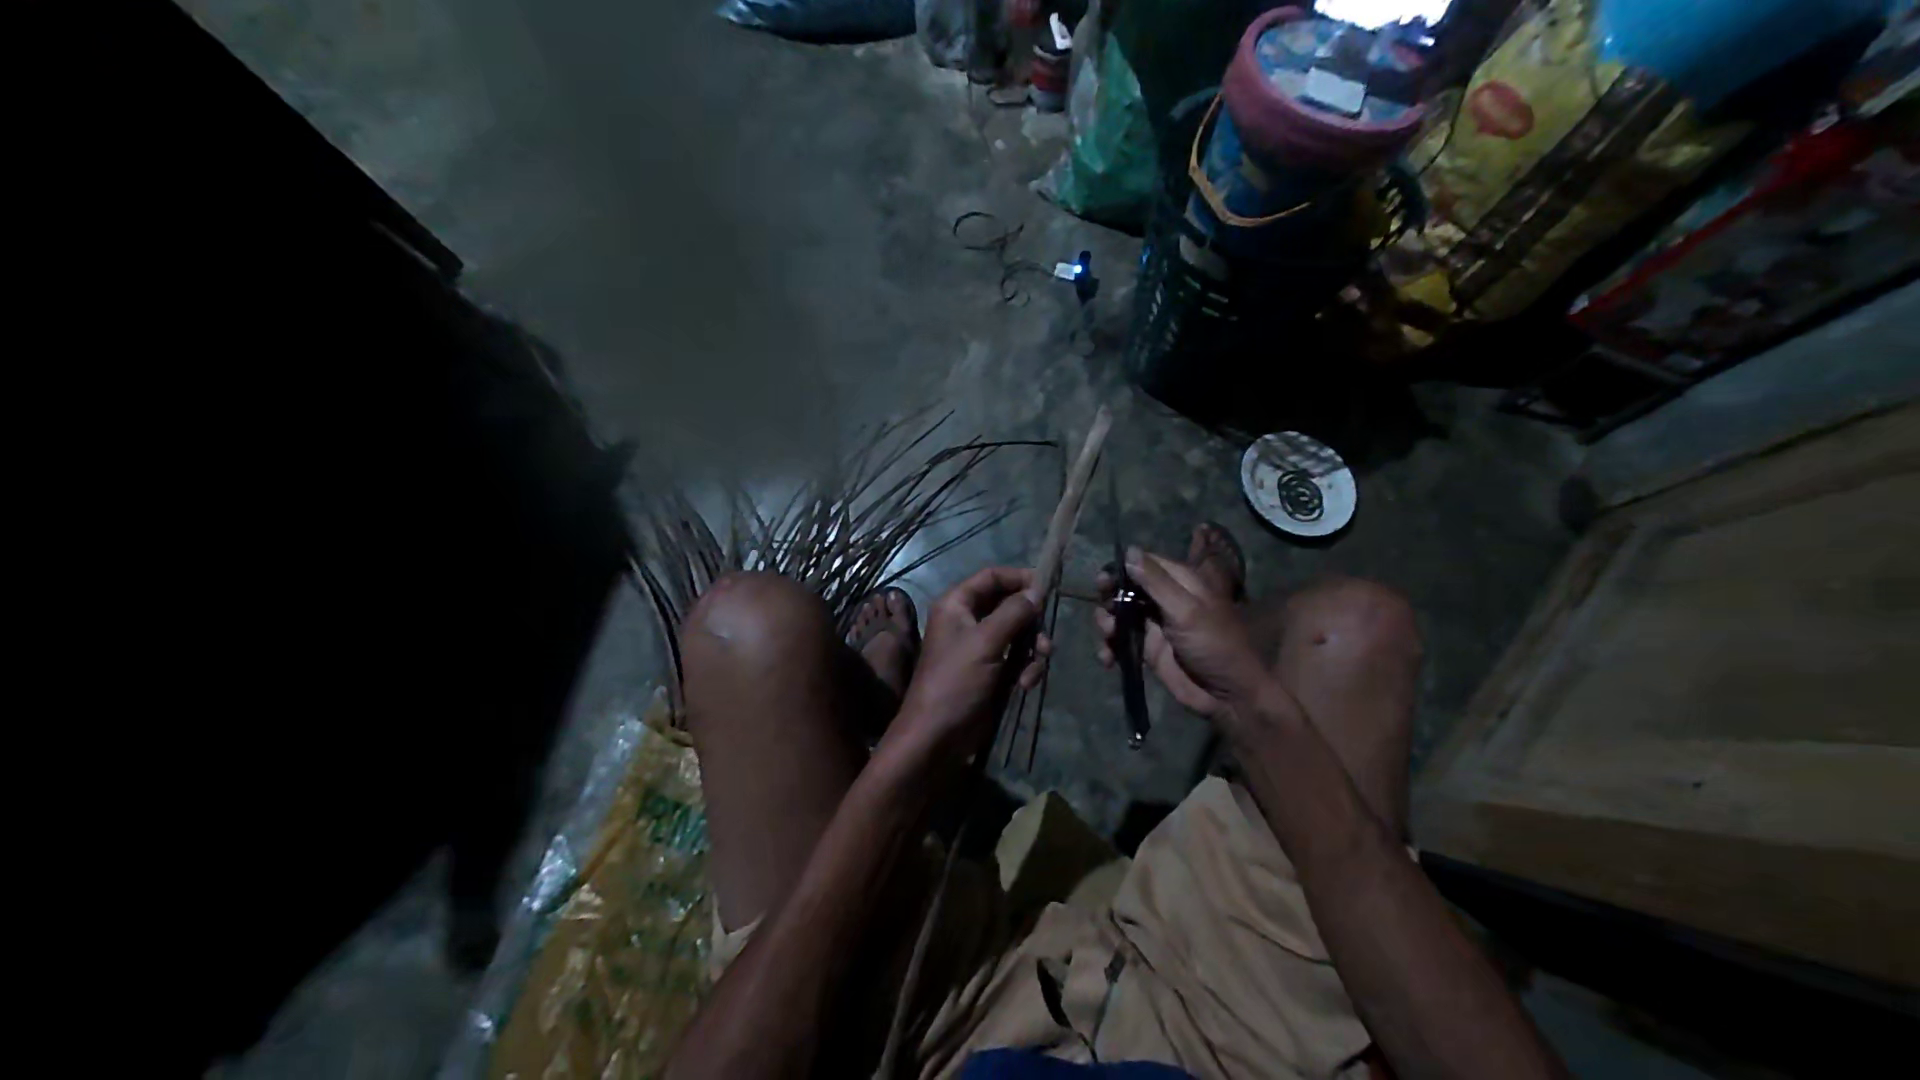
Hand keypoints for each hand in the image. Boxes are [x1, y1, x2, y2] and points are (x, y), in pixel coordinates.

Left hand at [888, 567, 1049, 765]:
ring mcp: (979, 647)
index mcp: (956, 605)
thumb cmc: (956, 682)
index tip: (1048, 587)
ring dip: (1031, 648)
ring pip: (1017, 633)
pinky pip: (1016, 658)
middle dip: (1030, 621)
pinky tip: (1025, 685)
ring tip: (1038, 664)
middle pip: (1008, 605)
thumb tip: (1036, 590)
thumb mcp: (986, 642)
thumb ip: (1013, 612)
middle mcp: (967, 620)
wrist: (937, 735)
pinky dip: (1025, 668)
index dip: (1019, 578)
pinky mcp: (989, 671)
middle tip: (1045, 637)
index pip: (991, 577)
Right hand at [1095, 547, 1272, 721]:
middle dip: (1109, 596)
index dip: (1121, 568)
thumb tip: (1129, 551)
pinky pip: (1119, 642)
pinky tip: (1107, 659)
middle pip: (1126, 588)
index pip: (1144, 563)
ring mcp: (1153, 624)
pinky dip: (1109, 648)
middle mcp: (1164, 599)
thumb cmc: (1213, 645)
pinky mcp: (1146, 649)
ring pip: (1118, 614)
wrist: (1227, 695)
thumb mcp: (1186, 610)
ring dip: (1106, 623)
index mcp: (1180, 582)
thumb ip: (1156, 582)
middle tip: (1105, 609)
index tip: (1103, 580)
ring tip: (1109, 636)